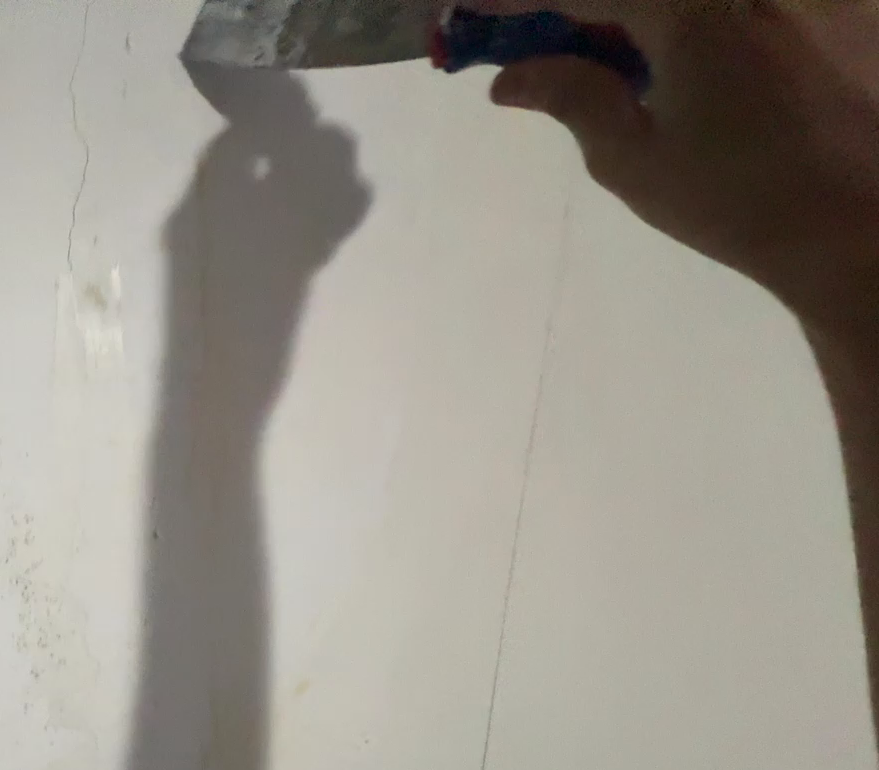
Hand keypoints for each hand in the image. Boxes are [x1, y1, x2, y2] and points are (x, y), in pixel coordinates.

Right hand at [474, 0, 878, 339]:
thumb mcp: (629, 156)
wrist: (858, 212)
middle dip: (561, 7)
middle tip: (513, 38)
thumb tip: (510, 76)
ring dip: (610, 19)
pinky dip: (662, 21)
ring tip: (570, 50)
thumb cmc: (729, 196)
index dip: (516, 0)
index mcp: (700, 13)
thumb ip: (573, 98)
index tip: (464, 10)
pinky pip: (720, 7)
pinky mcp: (825, 5)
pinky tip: (640, 52)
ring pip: (669, 0)